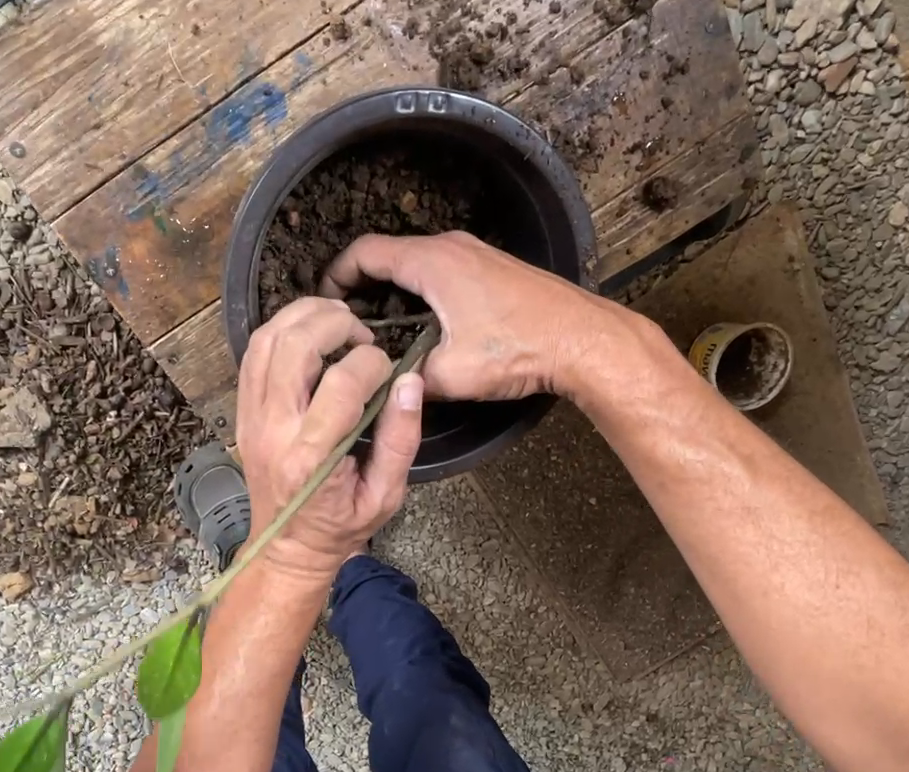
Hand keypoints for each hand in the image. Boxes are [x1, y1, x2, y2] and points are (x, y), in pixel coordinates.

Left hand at [234, 297, 423, 583]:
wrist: (287, 547)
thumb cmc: (340, 526)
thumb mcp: (386, 495)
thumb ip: (400, 439)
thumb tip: (410, 381)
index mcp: (312, 458)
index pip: (342, 383)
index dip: (373, 363)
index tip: (390, 370)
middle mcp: (274, 432)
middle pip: (295, 347)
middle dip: (335, 325)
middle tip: (362, 334)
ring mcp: (251, 420)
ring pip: (266, 341)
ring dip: (303, 318)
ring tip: (337, 322)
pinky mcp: (243, 414)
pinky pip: (252, 356)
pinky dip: (280, 332)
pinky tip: (308, 334)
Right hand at [321, 231, 657, 402]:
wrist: (583, 340)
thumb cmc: (521, 347)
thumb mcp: (452, 375)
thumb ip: (411, 379)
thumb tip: (393, 387)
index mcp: (432, 261)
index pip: (365, 252)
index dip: (336, 275)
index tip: (325, 302)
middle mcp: (452, 247)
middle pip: (390, 256)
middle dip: (363, 287)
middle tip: (350, 323)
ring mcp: (476, 255)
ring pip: (418, 265)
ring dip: (395, 291)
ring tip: (384, 330)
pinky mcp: (493, 271)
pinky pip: (444, 273)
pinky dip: (423, 293)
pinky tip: (427, 328)